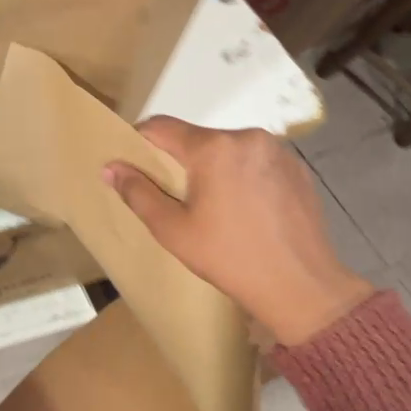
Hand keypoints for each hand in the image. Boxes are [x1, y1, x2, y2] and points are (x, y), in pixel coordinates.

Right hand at [104, 118, 373, 345]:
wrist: (300, 284)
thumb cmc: (228, 257)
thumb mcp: (171, 229)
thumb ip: (138, 192)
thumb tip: (110, 167)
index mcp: (213, 148)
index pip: (160, 126)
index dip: (139, 142)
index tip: (133, 167)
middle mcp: (248, 137)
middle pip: (196, 138)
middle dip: (179, 161)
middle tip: (173, 197)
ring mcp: (278, 150)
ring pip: (227, 149)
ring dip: (211, 168)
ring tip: (212, 207)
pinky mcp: (298, 168)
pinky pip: (255, 161)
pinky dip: (241, 177)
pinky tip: (244, 210)